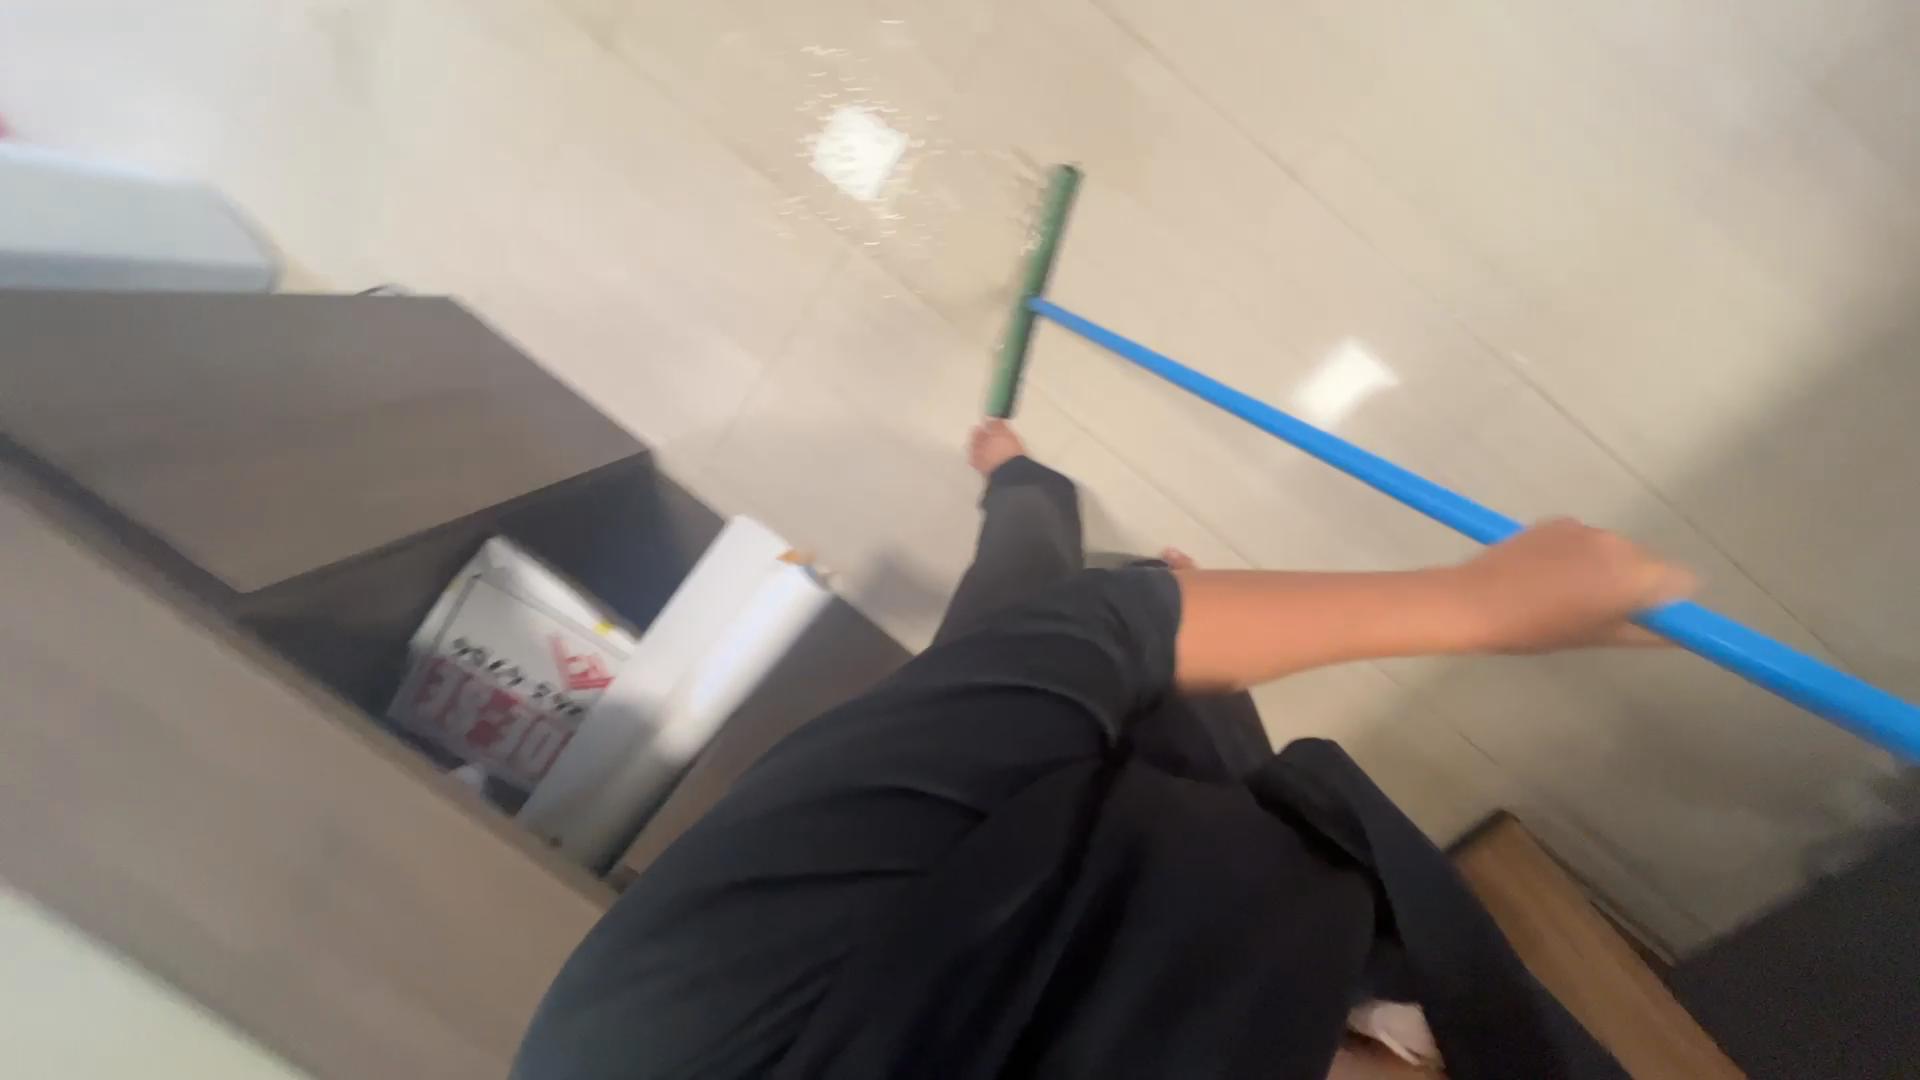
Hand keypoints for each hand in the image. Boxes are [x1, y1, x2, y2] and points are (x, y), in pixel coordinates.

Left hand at [1451, 518, 1695, 652]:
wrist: (1470, 601)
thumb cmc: (1534, 627)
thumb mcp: (1596, 637)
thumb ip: (1648, 632)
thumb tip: (1680, 632)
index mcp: (1636, 574)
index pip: (1681, 581)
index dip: (1663, 599)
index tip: (1639, 614)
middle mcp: (1617, 543)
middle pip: (1646, 561)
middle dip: (1631, 580)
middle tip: (1592, 606)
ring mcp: (1582, 528)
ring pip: (1611, 548)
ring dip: (1600, 564)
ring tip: (1559, 590)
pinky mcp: (1552, 521)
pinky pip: (1580, 538)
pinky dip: (1572, 551)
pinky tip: (1541, 571)